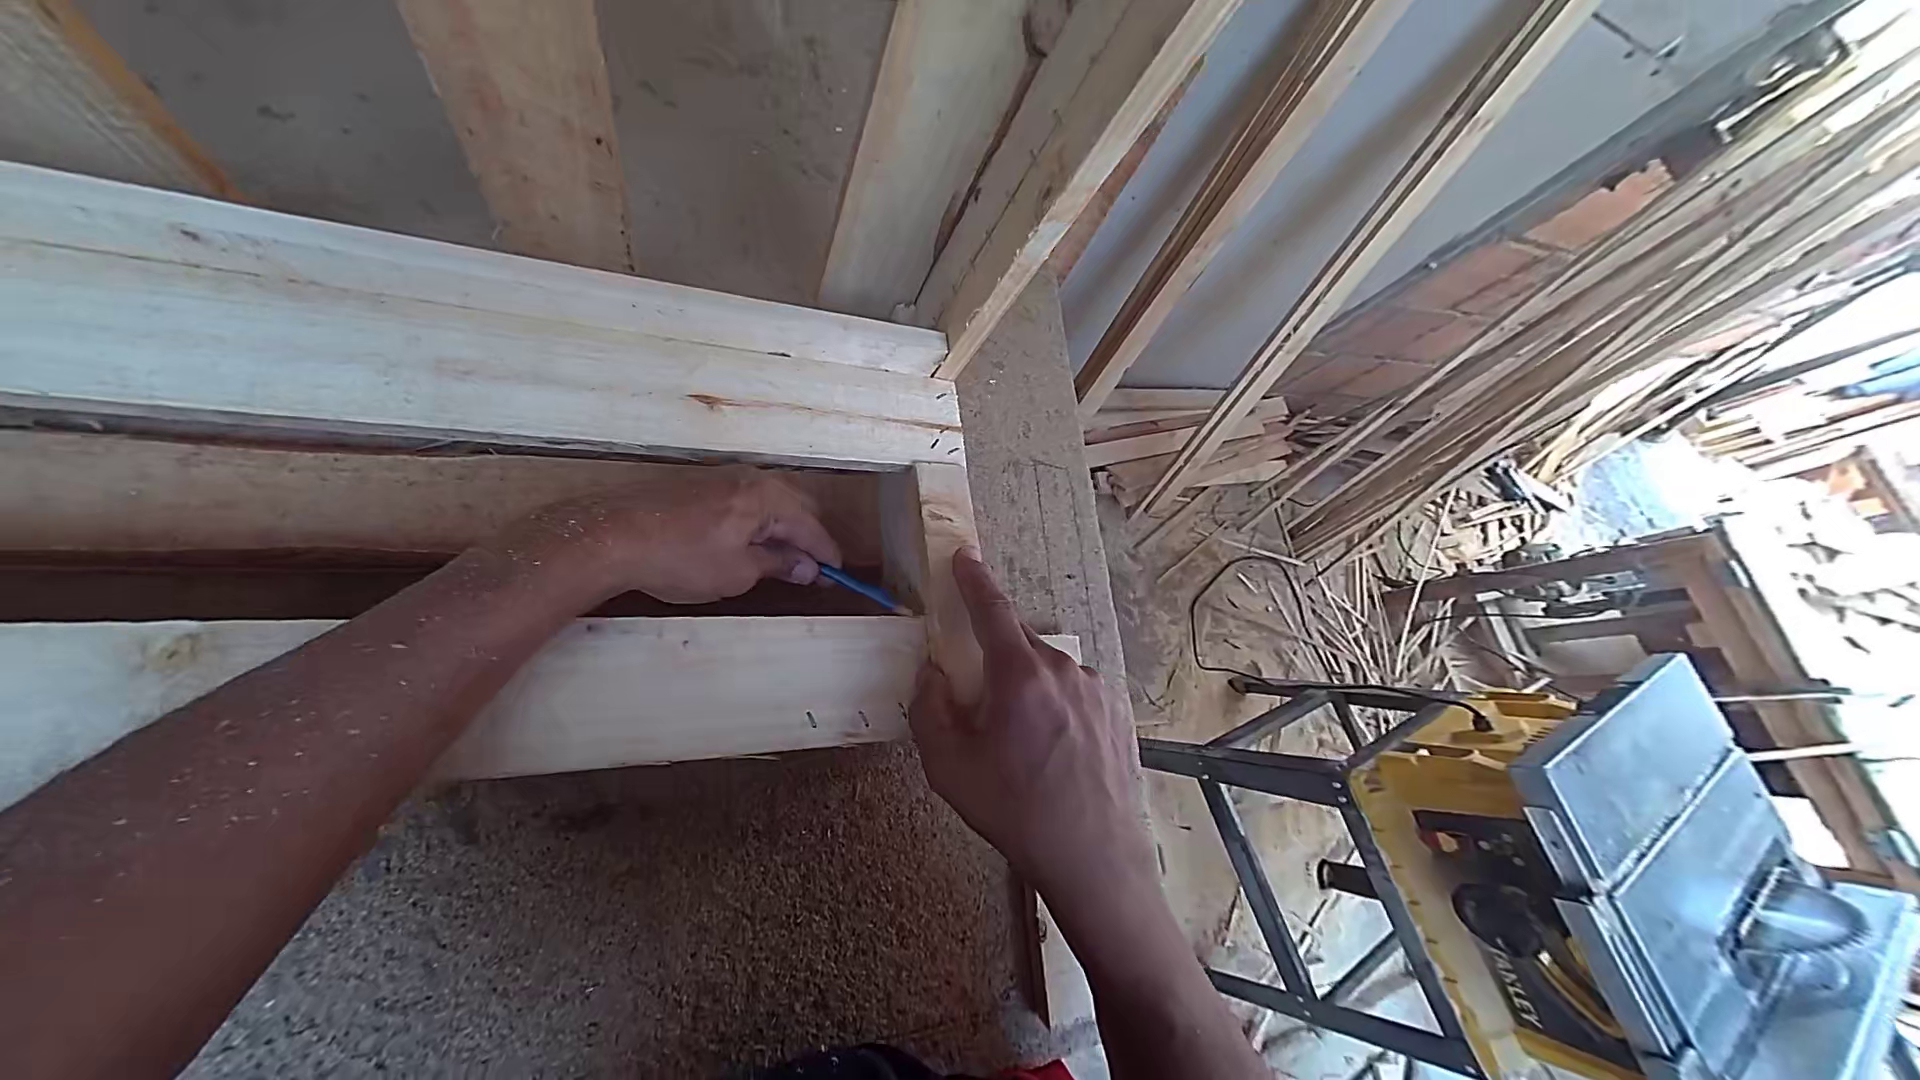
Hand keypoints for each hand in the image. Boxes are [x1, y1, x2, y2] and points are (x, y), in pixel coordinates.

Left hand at [484, 465, 842, 603]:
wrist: (610, 537)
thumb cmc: (679, 559)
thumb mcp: (737, 572)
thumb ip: (778, 565)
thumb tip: (807, 567)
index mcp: (766, 497)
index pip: (811, 526)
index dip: (826, 553)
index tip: (836, 574)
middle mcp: (751, 478)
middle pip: (798, 505)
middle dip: (808, 537)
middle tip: (809, 569)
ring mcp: (725, 477)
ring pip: (773, 500)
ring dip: (783, 528)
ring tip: (780, 560)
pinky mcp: (703, 483)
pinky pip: (749, 498)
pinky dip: (760, 520)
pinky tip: (750, 543)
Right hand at [909, 550, 1155, 906]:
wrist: (1094, 858)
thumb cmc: (1016, 810)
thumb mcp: (949, 766)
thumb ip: (929, 707)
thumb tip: (933, 672)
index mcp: (1020, 674)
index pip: (991, 609)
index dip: (974, 579)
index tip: (965, 556)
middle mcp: (1062, 668)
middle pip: (1018, 641)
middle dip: (994, 652)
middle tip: (980, 693)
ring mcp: (1095, 687)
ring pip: (1047, 668)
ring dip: (1026, 684)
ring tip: (1021, 737)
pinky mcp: (1116, 709)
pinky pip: (1073, 689)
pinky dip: (1055, 702)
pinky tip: (1054, 746)